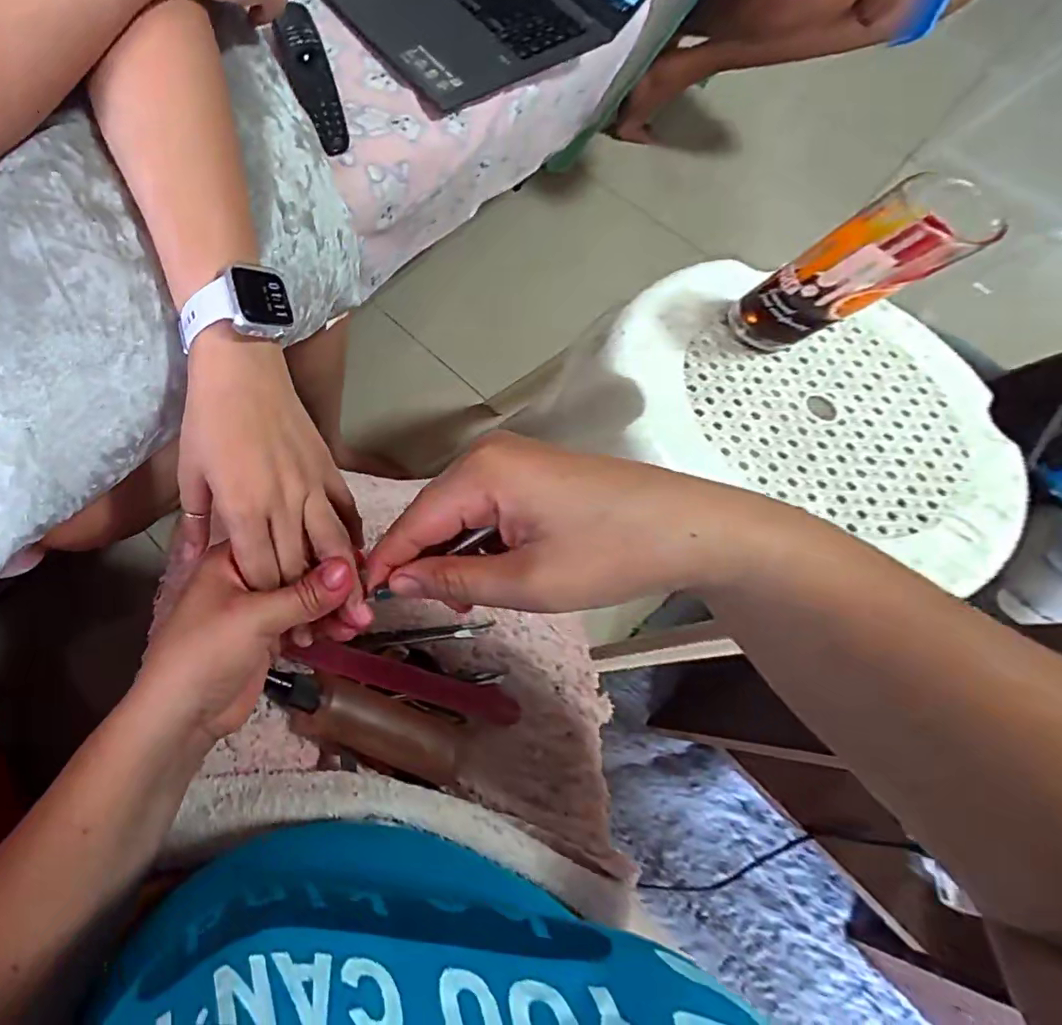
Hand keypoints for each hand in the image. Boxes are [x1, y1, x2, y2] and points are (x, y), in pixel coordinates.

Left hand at [135, 514, 355, 743]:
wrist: (180, 713)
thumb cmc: (205, 651)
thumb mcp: (253, 617)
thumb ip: (302, 594)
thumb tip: (348, 570)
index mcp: (232, 557)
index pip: (286, 542)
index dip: (324, 554)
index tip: (361, 568)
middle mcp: (245, 576)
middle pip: (298, 571)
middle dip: (333, 587)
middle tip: (364, 605)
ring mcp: (256, 607)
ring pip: (303, 599)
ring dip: (331, 610)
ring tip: (359, 624)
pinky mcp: (265, 636)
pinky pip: (300, 623)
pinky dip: (321, 627)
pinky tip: (343, 633)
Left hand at [179, 327, 364, 606]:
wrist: (240, 366)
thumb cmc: (207, 420)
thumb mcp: (190, 474)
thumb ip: (196, 522)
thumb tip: (193, 559)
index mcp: (245, 510)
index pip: (264, 572)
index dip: (268, 602)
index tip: (271, 620)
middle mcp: (284, 504)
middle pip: (300, 567)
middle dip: (306, 604)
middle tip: (314, 632)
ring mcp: (311, 485)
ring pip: (333, 545)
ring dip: (342, 581)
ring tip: (349, 608)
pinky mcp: (329, 467)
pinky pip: (347, 510)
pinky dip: (353, 536)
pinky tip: (355, 555)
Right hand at [363, 432, 802, 613]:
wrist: (696, 528)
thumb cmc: (613, 554)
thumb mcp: (527, 581)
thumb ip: (453, 580)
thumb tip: (397, 582)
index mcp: (480, 472)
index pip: (413, 521)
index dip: (387, 561)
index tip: (365, 598)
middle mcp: (484, 456)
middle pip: (429, 514)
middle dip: (421, 561)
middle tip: (429, 606)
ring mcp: (505, 460)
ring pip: (452, 513)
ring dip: (449, 555)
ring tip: (465, 596)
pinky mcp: (523, 471)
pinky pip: (478, 507)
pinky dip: (474, 542)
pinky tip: (486, 571)